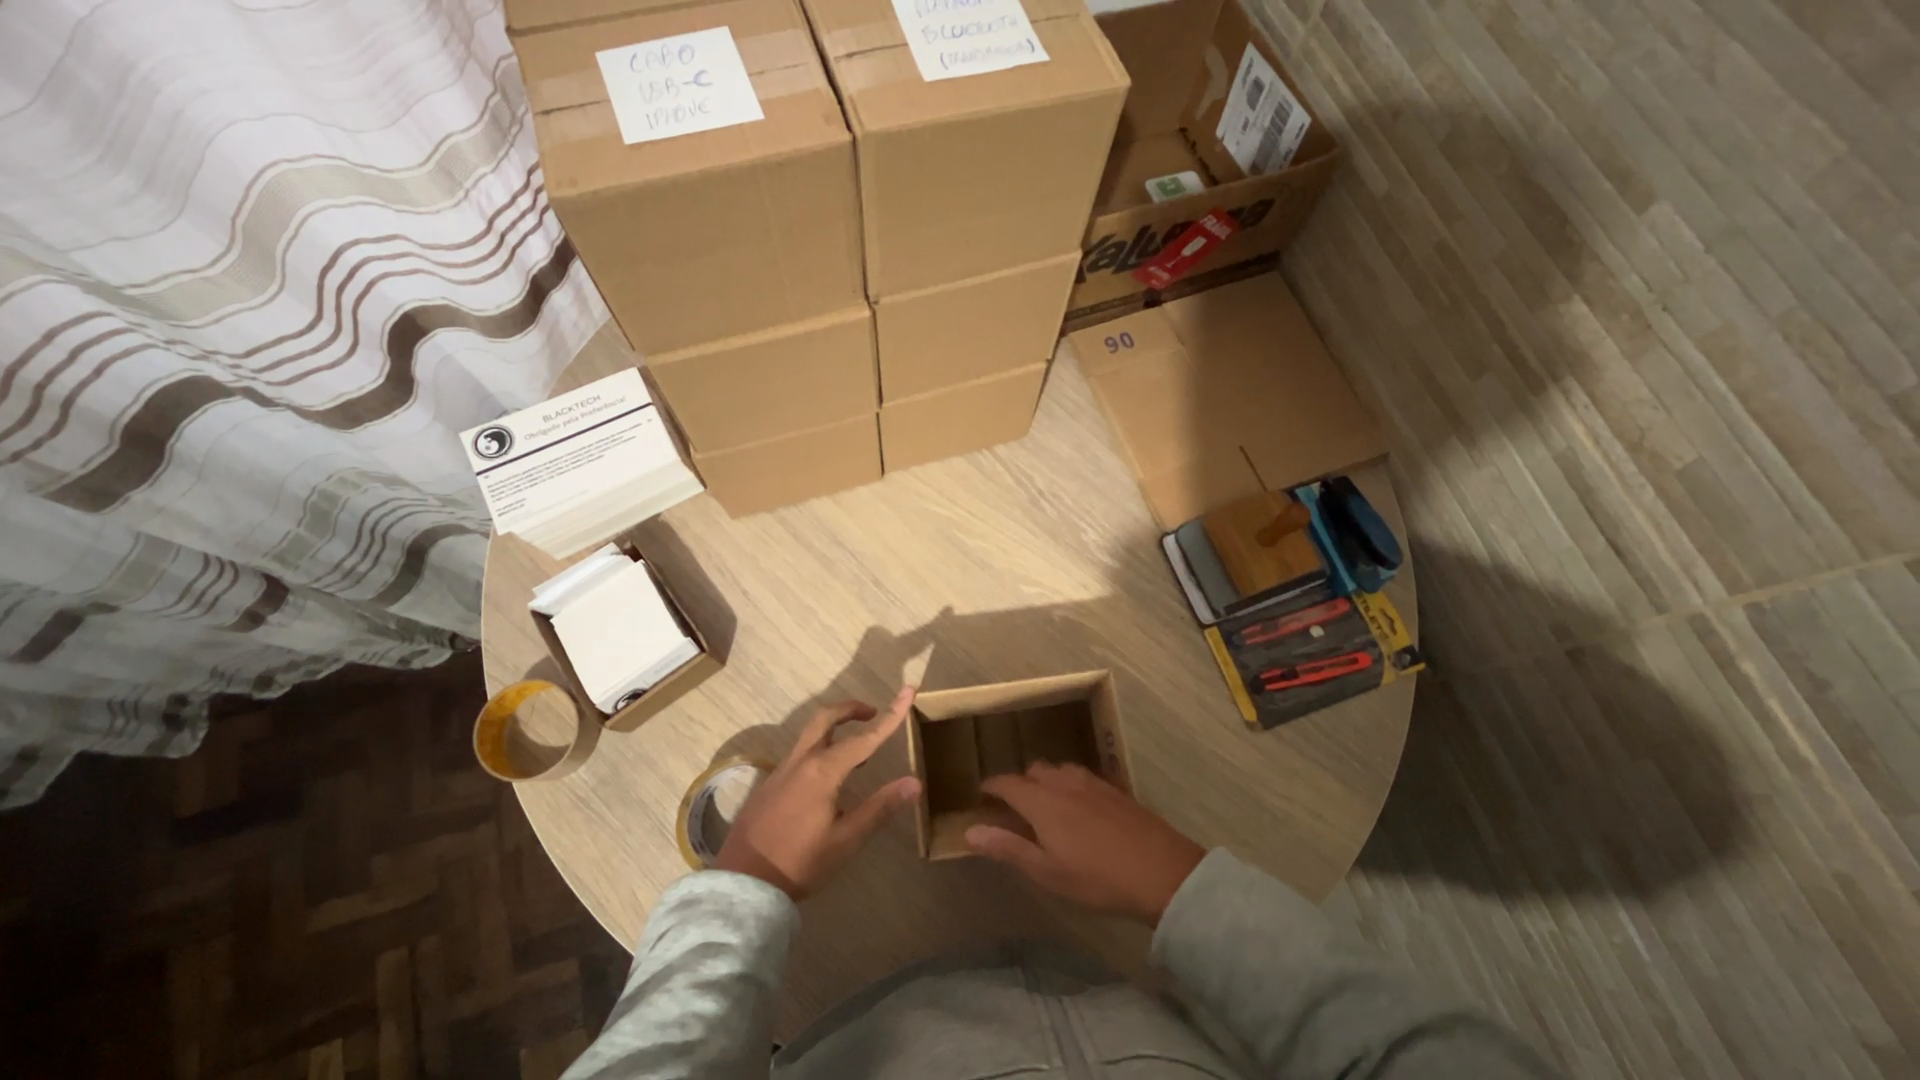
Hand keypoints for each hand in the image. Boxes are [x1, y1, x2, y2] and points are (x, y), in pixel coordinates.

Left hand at [714, 687, 921, 898]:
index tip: (907, 691)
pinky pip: (799, 753)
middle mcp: (801, 762)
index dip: (890, 716)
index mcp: (823, 771)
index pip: (865, 737)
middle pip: (826, 718)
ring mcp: (781, 771)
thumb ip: (880, 808)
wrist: (744, 881)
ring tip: (858, 748)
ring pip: (809, 734)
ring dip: (835, 728)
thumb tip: (915, 783)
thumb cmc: (800, 862)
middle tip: (873, 713)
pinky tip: (828, 776)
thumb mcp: (846, 839)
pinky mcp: (770, 785)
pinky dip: (820, 748)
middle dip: (851, 709)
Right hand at [965, 763, 1204, 925]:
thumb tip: (969, 831)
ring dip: (1046, 779)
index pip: (1008, 783)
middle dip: (1020, 781)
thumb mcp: (1047, 872)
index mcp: (1043, 801)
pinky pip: (1083, 776)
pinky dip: (1070, 784)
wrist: (1163, 873)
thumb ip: (1008, 848)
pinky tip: (1079, 805)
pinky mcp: (1117, 791)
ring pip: (1061, 769)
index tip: (982, 793)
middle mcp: (1065, 783)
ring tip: (1045, 802)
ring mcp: (1094, 784)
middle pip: (1035, 770)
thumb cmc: (1097, 879)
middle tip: (1013, 804)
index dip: (992, 786)